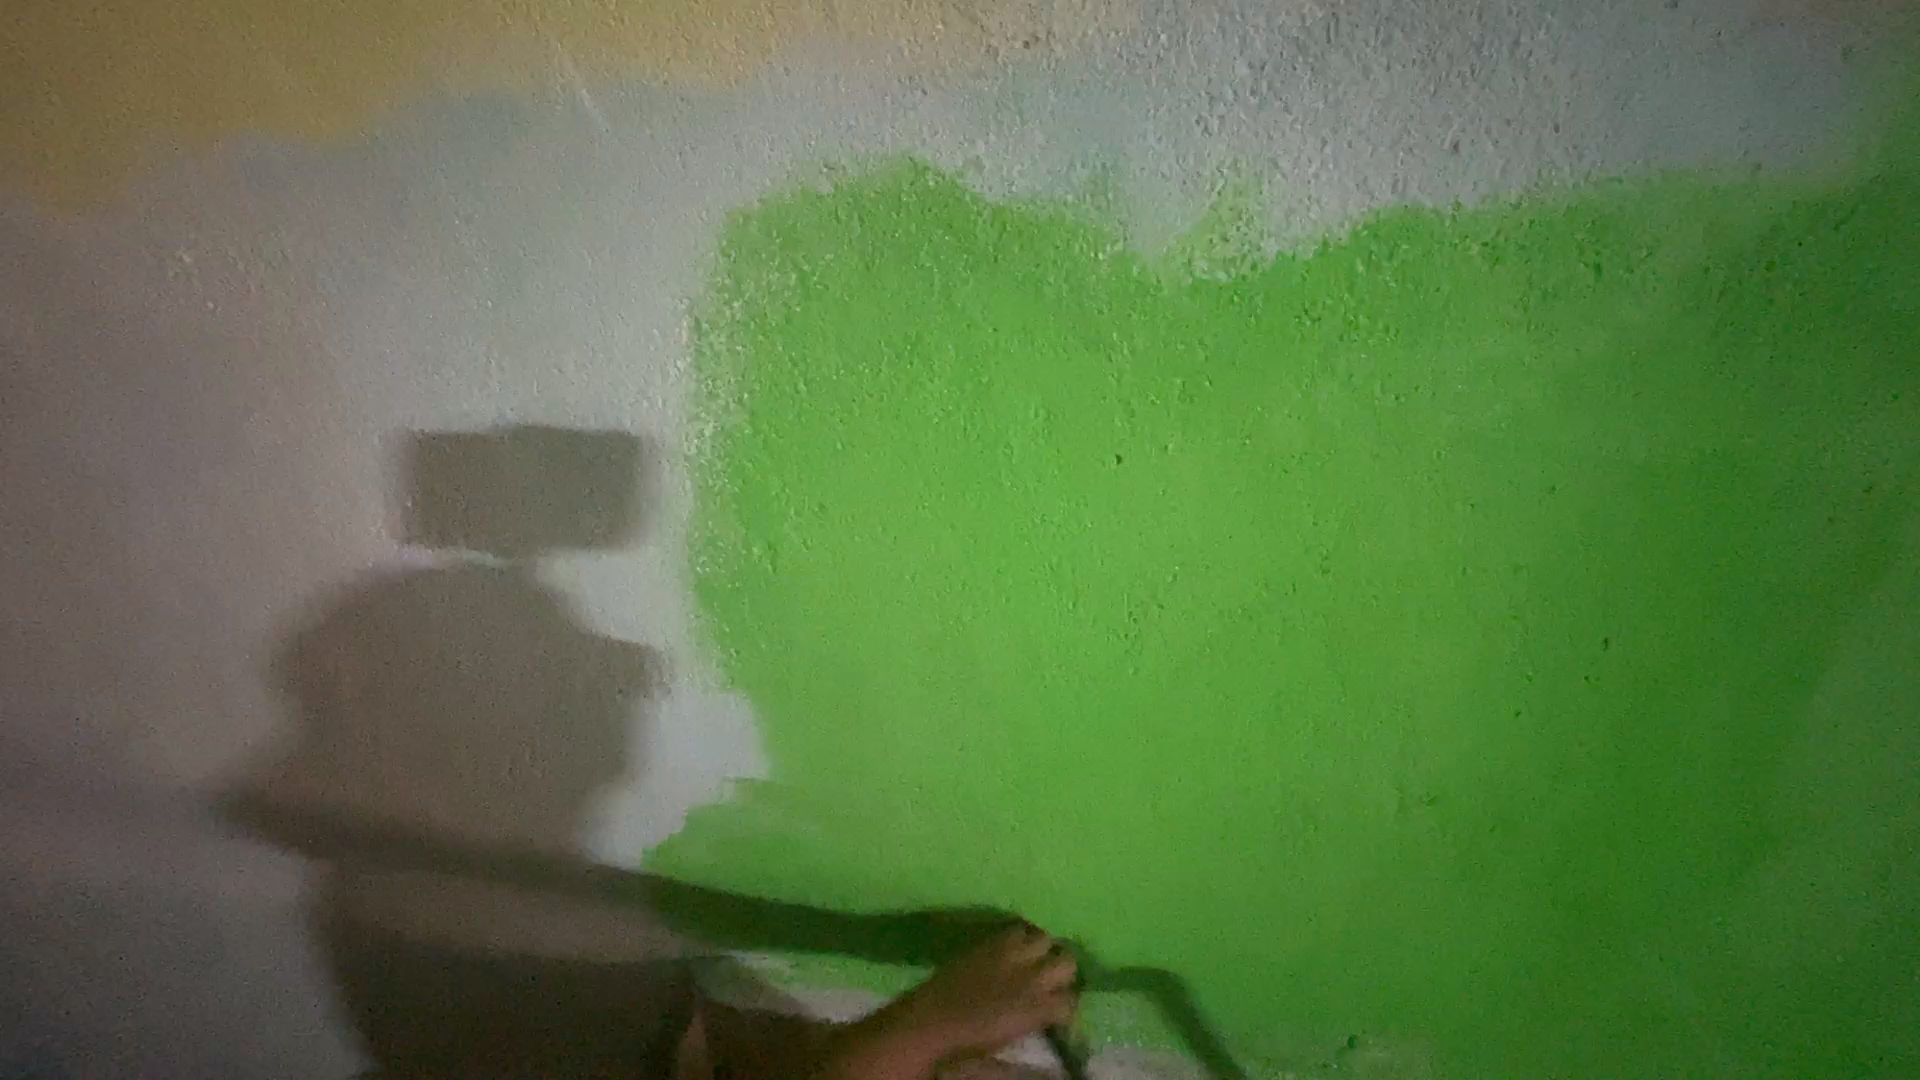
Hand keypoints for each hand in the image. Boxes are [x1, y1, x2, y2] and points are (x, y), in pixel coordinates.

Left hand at [892, 922, 1079, 1058]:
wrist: (931, 1020)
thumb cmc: (968, 1046)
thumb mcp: (1007, 1047)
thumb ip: (1033, 1040)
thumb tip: (1056, 1064)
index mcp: (1037, 1008)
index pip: (1071, 1001)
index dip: (1066, 1008)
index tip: (1058, 1013)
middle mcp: (1030, 976)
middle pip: (1067, 961)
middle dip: (1063, 971)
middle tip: (1050, 982)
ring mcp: (1010, 953)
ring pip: (1044, 937)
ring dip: (1043, 949)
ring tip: (1033, 961)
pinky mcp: (990, 941)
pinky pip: (1017, 929)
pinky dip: (1021, 937)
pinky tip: (1014, 949)